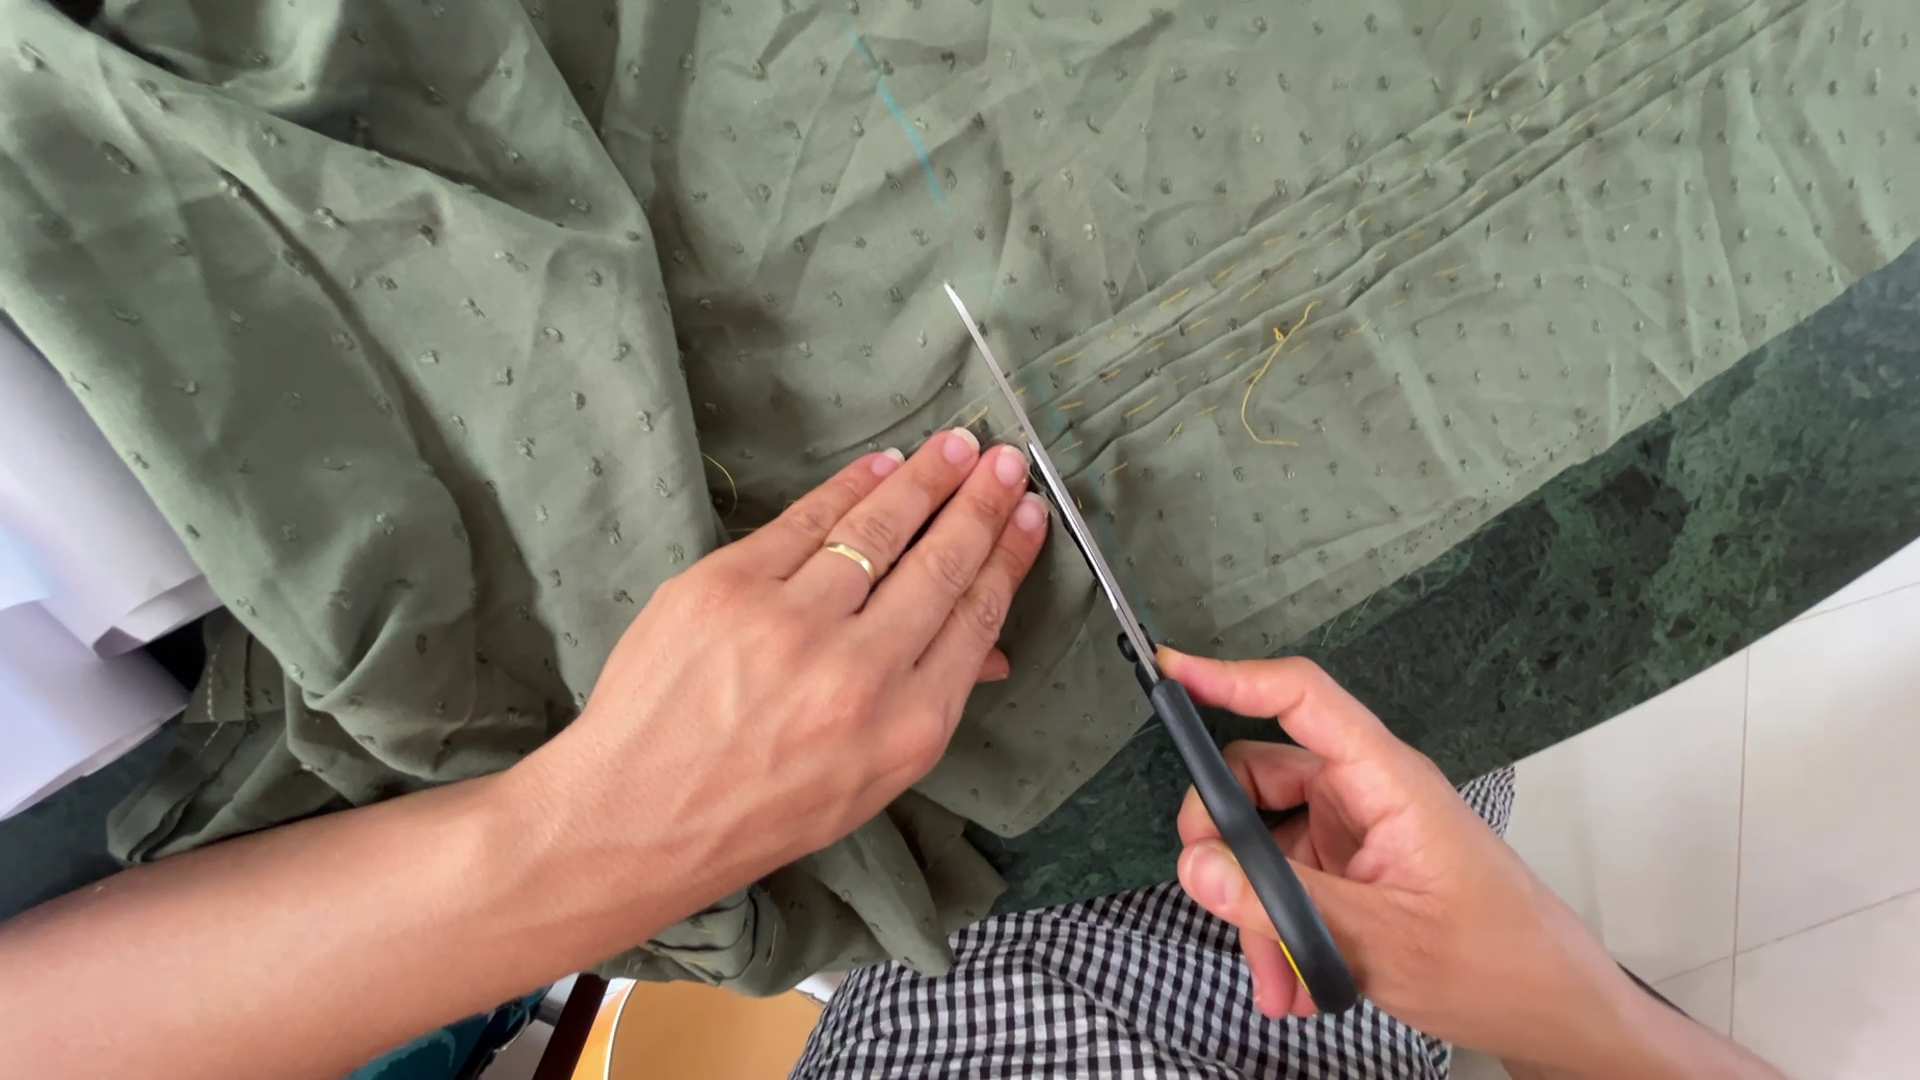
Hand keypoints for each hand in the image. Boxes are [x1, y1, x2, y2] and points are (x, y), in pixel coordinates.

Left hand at [509, 429, 1048, 928]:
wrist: (636, 817)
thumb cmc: (763, 809)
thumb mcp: (870, 780)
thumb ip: (932, 704)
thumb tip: (988, 650)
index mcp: (907, 726)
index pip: (975, 617)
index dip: (1007, 556)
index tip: (1028, 516)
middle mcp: (859, 670)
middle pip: (939, 563)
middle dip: (982, 503)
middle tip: (1007, 459)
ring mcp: (789, 622)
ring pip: (878, 529)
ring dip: (926, 479)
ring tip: (958, 446)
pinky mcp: (727, 586)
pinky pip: (806, 519)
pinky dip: (851, 485)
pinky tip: (884, 464)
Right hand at [1164, 652, 1720, 1072]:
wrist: (1560, 1022)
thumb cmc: (1497, 968)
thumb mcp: (1380, 944)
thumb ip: (1281, 904)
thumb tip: (1193, 866)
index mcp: (1382, 778)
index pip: (1300, 697)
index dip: (1231, 676)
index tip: (1169, 669)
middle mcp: (1358, 789)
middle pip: (1255, 775)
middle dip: (1226, 842)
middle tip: (1215, 898)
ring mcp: (1346, 826)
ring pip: (1259, 834)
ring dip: (1251, 901)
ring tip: (1274, 974)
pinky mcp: (1342, 862)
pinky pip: (1280, 872)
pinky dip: (1271, 921)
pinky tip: (1289, 980)